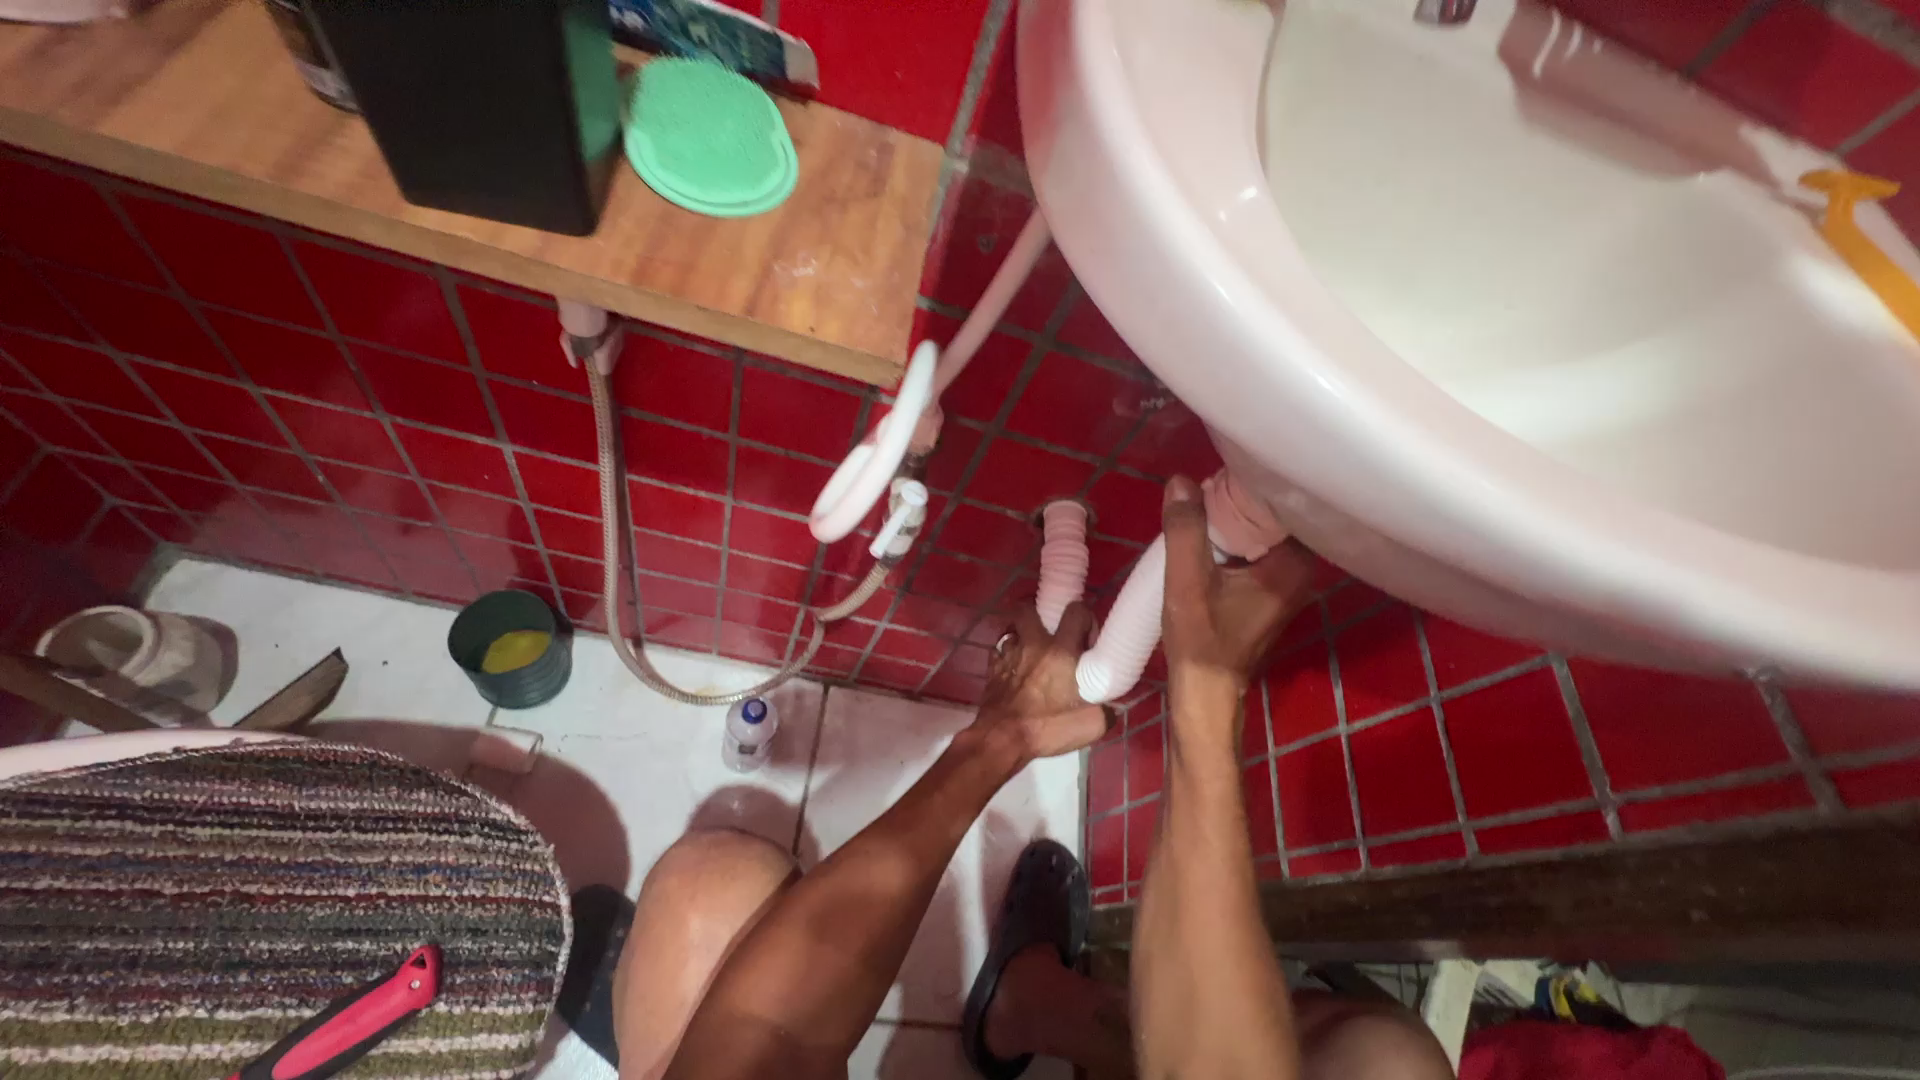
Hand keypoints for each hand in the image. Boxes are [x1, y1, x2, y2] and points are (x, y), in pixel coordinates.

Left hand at [974, 603, 1112, 761]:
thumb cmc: (1046, 728)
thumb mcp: (1090, 725)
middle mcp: (1034, 644)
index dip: (1085, 619)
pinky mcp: (992, 667)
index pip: (1076, 612)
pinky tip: (1015, 667)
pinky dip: (1008, 652)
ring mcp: (1009, 653)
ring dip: (1024, 635)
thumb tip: (1109, 708)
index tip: (1087, 641)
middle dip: (1043, 616)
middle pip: (1032, 609)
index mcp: (1061, 651)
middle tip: (1054, 636)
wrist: (1001, 739)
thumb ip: (1106, 711)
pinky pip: (1001, 649)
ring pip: (1014, 628)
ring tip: (1033, 650)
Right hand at [1161, 476, 1314, 724]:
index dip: (1248, 486)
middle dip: (1239, 501)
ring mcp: (1288, 583)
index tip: (1220, 475)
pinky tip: (1211, 534)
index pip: (1279, 506)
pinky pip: (1256, 551)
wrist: (1205, 690)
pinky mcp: (1270, 591)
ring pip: (1262, 534)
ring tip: (1206, 502)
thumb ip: (1185, 530)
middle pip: (1271, 518)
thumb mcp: (1186, 581)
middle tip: (1208, 486)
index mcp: (1294, 565)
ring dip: (1235, 521)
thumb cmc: (1201, 639)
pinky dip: (1235, 540)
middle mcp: (1302, 571)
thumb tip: (1181, 481)